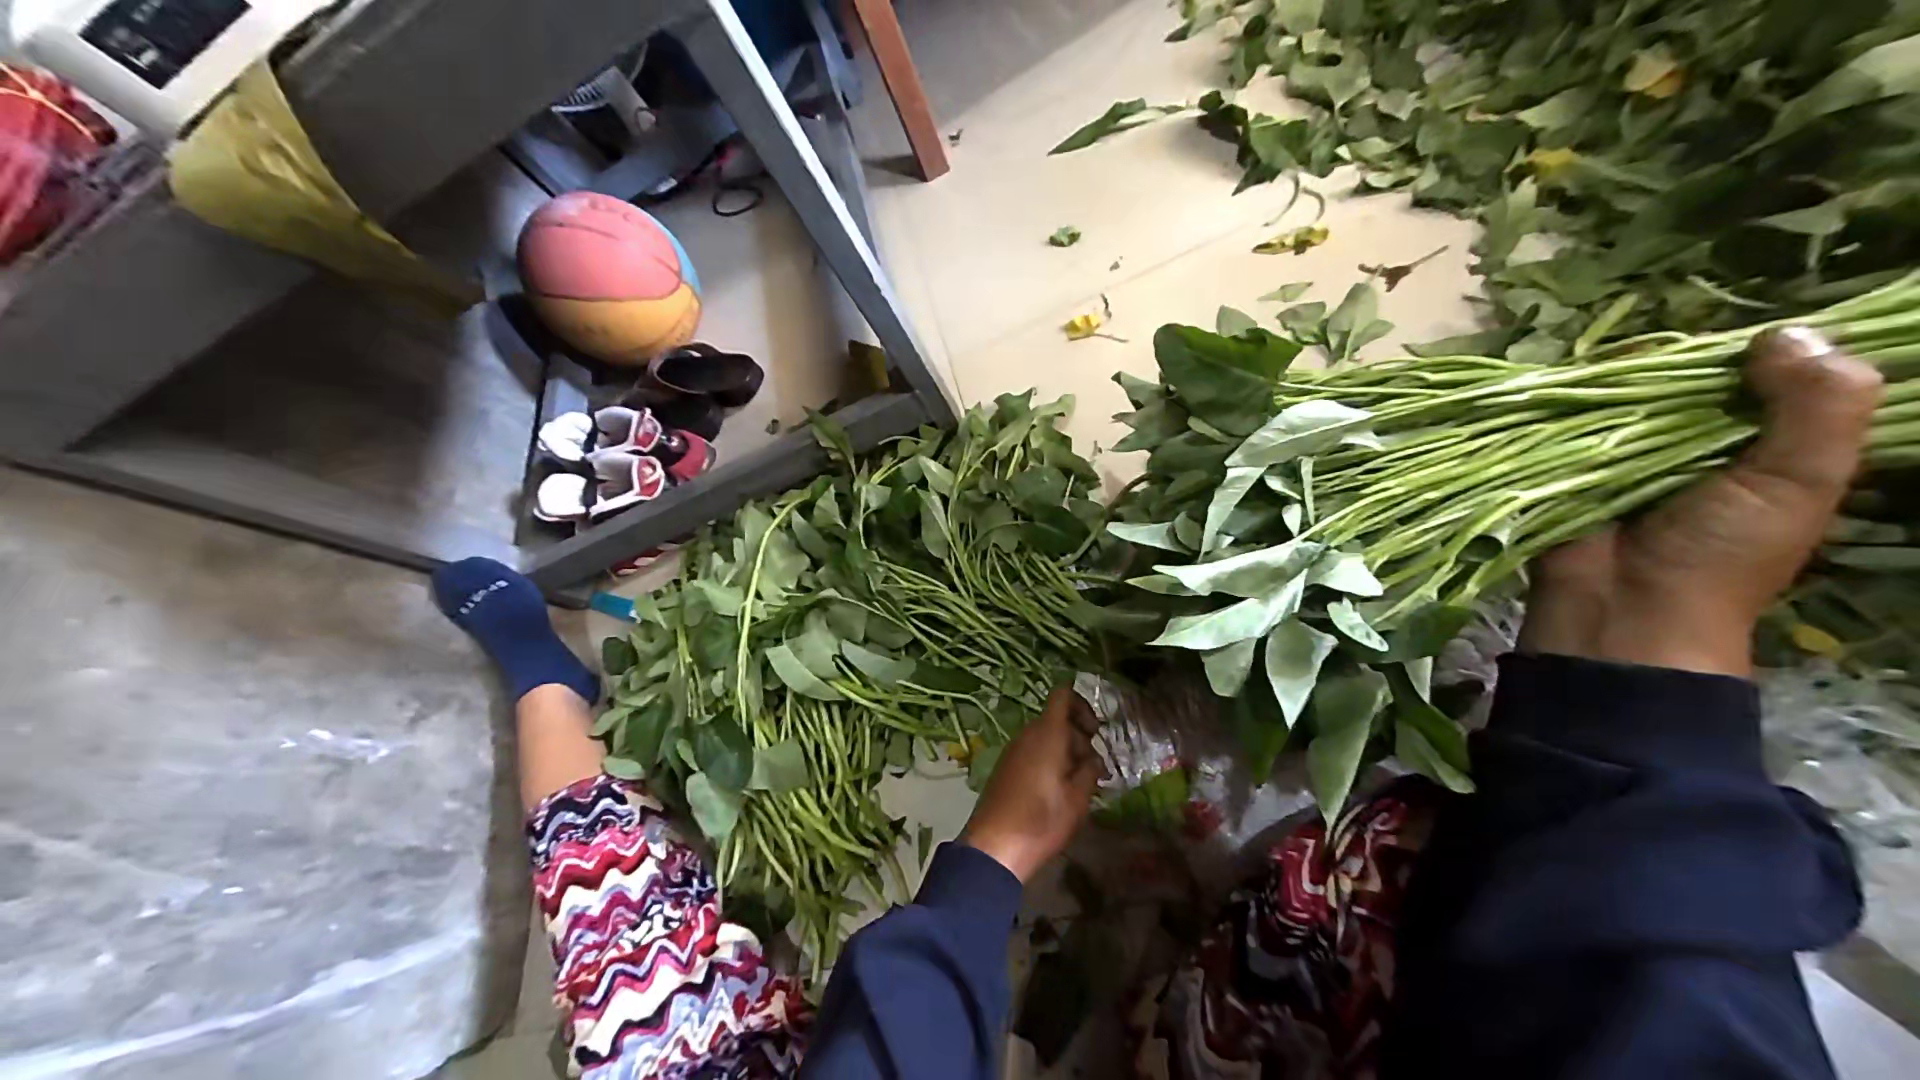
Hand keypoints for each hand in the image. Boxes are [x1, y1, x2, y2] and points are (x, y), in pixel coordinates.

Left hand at [961, 685, 1102, 882]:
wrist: (995, 846)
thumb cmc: (1042, 819)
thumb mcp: (1078, 798)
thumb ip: (1090, 770)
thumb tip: (1092, 759)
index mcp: (1047, 733)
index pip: (1063, 696)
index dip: (1083, 705)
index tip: (1096, 732)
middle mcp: (1027, 734)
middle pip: (1057, 720)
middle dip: (1080, 738)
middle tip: (1096, 770)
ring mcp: (1013, 751)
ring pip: (1046, 738)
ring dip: (1066, 754)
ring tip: (1082, 786)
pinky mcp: (1006, 768)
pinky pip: (1033, 753)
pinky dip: (1050, 763)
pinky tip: (1060, 792)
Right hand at [1520, 327, 1881, 677]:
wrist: (1622, 607)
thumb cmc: (1719, 555)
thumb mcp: (1797, 482)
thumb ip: (1818, 407)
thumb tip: (1781, 334)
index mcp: (1762, 444)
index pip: (1766, 378)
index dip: (1759, 352)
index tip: (1741, 334)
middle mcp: (1691, 442)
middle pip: (1688, 381)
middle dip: (1675, 362)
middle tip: (1659, 349)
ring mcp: (1622, 454)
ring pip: (1624, 397)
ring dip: (1614, 381)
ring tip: (1606, 362)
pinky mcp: (1564, 465)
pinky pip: (1566, 423)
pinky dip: (1565, 405)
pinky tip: (1564, 385)